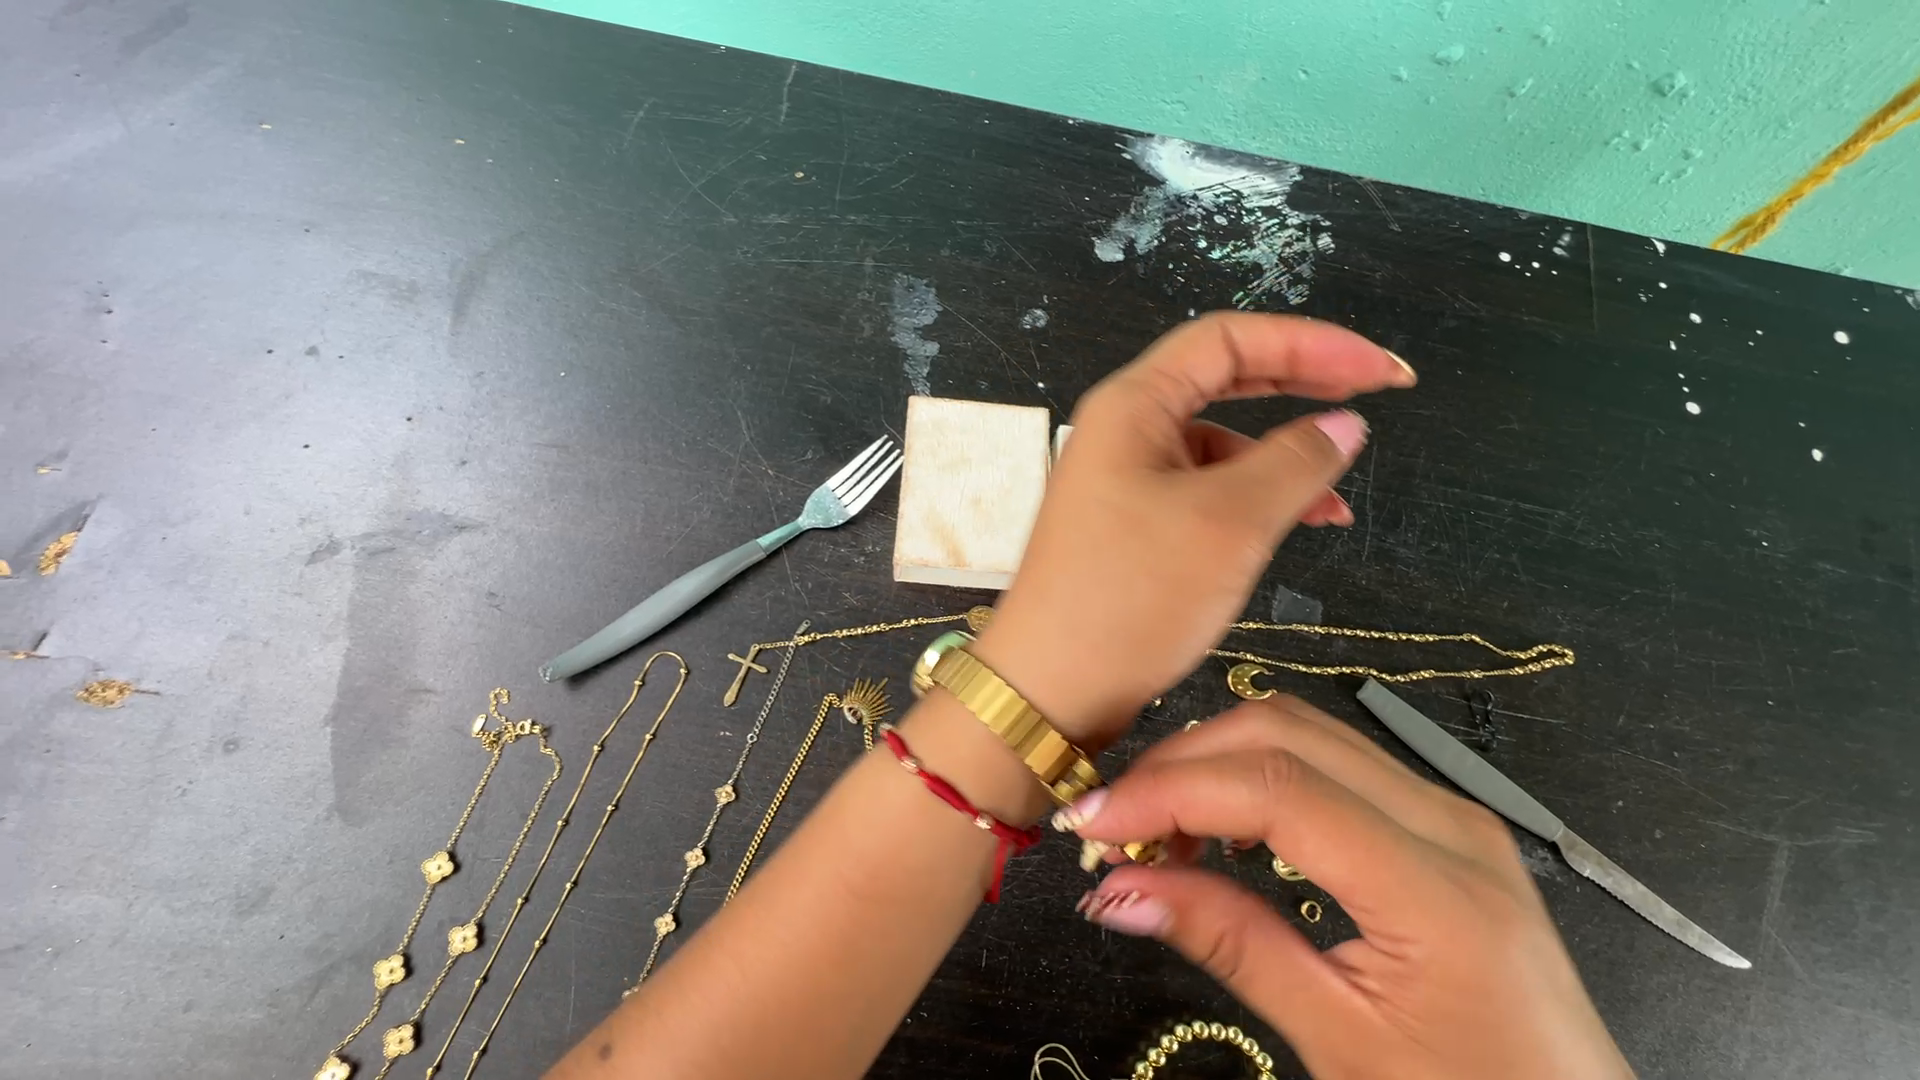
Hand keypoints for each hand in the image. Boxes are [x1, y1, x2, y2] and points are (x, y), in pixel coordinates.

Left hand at [972, 313, 1413, 748]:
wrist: (1051, 686)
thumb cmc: (1133, 595)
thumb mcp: (1229, 523)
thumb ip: (1295, 463)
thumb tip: (1345, 425)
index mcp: (1133, 405)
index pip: (1228, 339)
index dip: (1311, 343)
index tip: (1381, 373)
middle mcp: (1123, 431)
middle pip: (1223, 380)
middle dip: (1302, 384)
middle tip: (1376, 394)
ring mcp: (1124, 480)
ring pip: (1217, 446)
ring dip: (1280, 461)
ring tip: (1337, 500)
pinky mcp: (1131, 525)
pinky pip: (1202, 492)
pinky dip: (1250, 502)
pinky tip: (1293, 528)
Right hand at [1060, 698, 1632, 1079]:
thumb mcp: (1340, 1042)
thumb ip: (1227, 945)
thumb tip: (1114, 890)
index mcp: (1437, 888)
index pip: (1279, 791)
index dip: (1171, 792)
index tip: (1092, 822)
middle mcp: (1445, 818)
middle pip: (1283, 733)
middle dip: (1180, 763)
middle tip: (1115, 823)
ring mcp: (1445, 807)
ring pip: (1300, 730)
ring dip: (1212, 759)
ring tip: (1156, 826)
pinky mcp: (1433, 814)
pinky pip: (1324, 759)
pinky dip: (1250, 772)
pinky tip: (1218, 825)